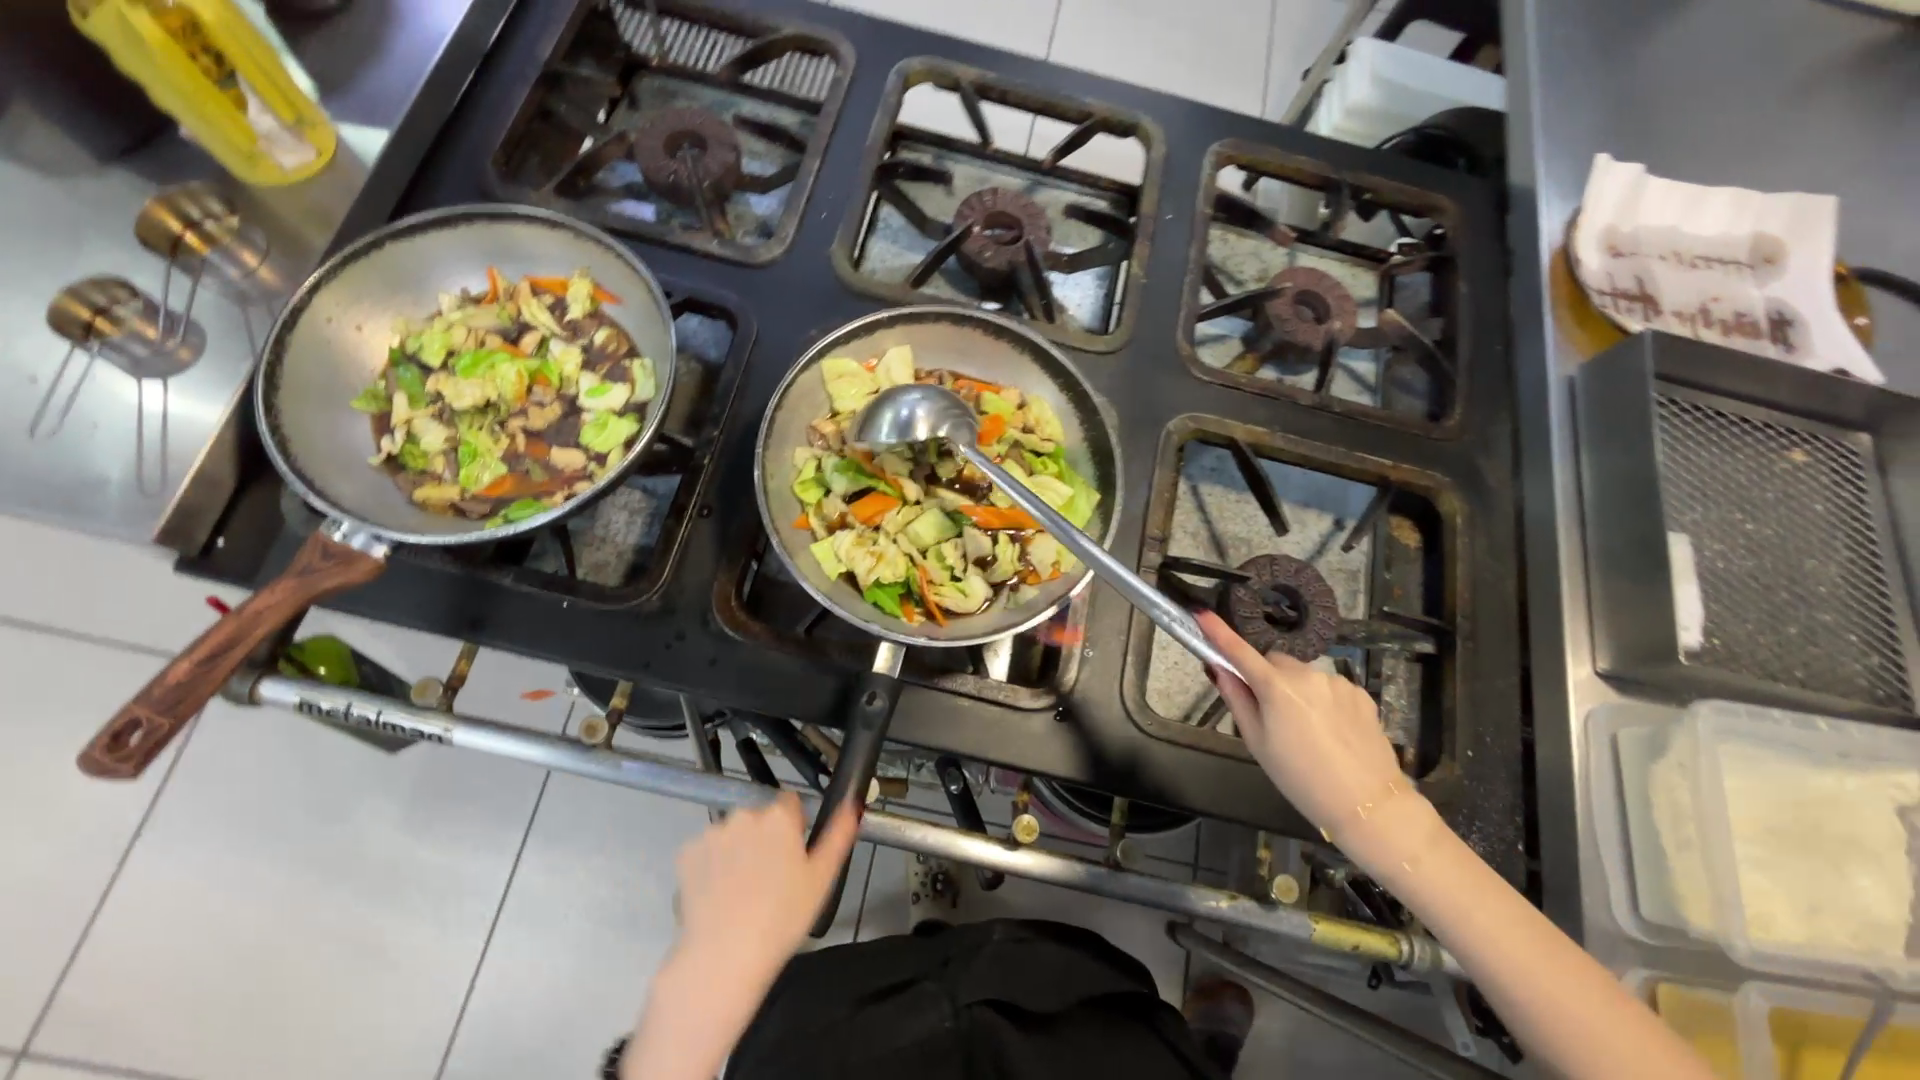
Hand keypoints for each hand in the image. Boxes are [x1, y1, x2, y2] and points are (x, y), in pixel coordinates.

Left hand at [674, 791, 861, 981]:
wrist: (725, 954)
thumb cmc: (783, 918)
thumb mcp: (823, 878)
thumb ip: (838, 834)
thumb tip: (851, 803)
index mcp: (779, 817)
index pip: (790, 804)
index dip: (794, 828)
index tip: (792, 857)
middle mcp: (743, 815)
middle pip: (759, 818)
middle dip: (764, 838)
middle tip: (770, 879)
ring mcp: (711, 833)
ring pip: (731, 834)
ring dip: (737, 850)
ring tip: (741, 892)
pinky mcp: (686, 853)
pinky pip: (705, 851)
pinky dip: (711, 866)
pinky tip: (718, 895)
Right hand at [1198, 611, 1433, 868]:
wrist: (1367, 803)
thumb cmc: (1300, 779)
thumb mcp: (1257, 744)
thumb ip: (1237, 700)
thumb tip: (1220, 670)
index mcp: (1277, 688)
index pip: (1239, 652)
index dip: (1217, 632)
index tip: (1202, 615)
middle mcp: (1307, 674)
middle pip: (1273, 663)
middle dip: (1265, 678)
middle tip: (1268, 715)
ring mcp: (1337, 682)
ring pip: (1302, 675)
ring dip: (1295, 690)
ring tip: (1305, 731)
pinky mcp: (1359, 692)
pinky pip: (1328, 686)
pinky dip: (1321, 700)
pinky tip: (1329, 731)